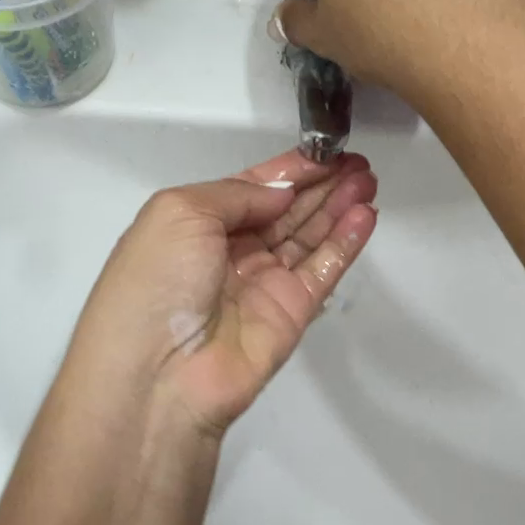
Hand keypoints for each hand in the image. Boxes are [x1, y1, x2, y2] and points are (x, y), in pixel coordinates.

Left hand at [56, 150, 378, 438]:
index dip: (286, 170)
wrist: (158, 374)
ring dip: (336, 207)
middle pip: (283, 211)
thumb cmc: (156, 281)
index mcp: (194, 227)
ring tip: (369, 180)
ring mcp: (261, 285)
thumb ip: (236, 194)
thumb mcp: (179, 213)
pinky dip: (344, 244)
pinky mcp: (291, 313)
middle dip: (319, 185)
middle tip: (358, 163)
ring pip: (306, 238)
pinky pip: (322, 271)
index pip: (249, 190)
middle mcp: (228, 254)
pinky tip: (365, 216)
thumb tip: (279, 194)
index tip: (323, 150)